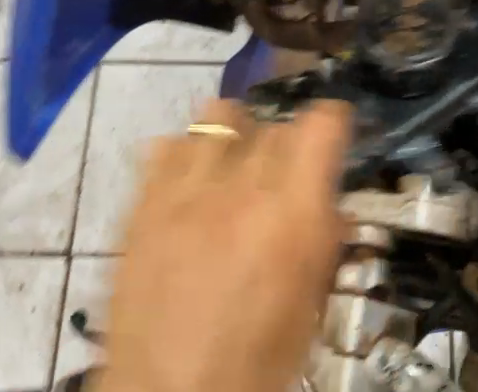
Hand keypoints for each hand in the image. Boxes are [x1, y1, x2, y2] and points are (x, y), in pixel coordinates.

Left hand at [96, 99, 353, 391]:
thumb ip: (323, 241)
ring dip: (234, 133)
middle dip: (286, 141)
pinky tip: (190, 183)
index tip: (333, 131)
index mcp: (294, 213)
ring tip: (234, 162)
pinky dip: (185, 153)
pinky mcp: (144, 202)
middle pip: (274, 124)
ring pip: (218, 116)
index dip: (332, 121)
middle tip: (284, 172)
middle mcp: (243, 187)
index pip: (321, 125)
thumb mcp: (309, 304)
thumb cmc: (255, 362)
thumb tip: (331, 205)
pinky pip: (167, 145)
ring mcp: (187, 190)